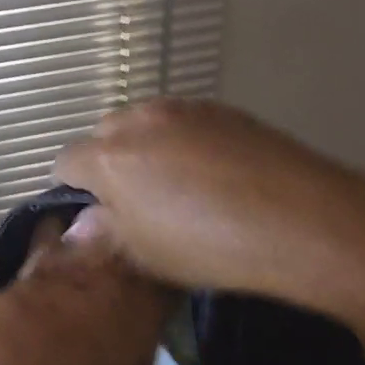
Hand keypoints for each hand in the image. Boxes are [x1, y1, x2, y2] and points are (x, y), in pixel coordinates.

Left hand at [0, 211, 226, 364]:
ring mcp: (78, 253)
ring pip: (106, 221)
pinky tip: (59, 240)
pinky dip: (61, 233)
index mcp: (154, 295)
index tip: (197, 273)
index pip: (188, 264)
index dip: (193, 265)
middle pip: (149, 234)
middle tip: (158, 256)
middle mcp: (121, 262)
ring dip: (111, 227)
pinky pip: (57, 230)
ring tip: (115, 242)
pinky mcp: (40, 256)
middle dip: (155, 242)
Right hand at [53, 99, 349, 298]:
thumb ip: (104, 234)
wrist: (298, 219)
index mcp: (109, 157)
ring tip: (179, 191)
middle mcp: (141, 120)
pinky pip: (186, 125)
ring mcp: (186, 109)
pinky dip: (185, 145)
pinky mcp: (225, 109)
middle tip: (137, 206)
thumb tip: (82, 225)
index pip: (66, 162)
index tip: (96, 218)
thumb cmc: (207, 247)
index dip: (73, 191)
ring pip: (147, 126)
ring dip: (148, 151)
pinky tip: (214, 178)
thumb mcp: (145, 256)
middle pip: (105, 136)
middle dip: (110, 165)